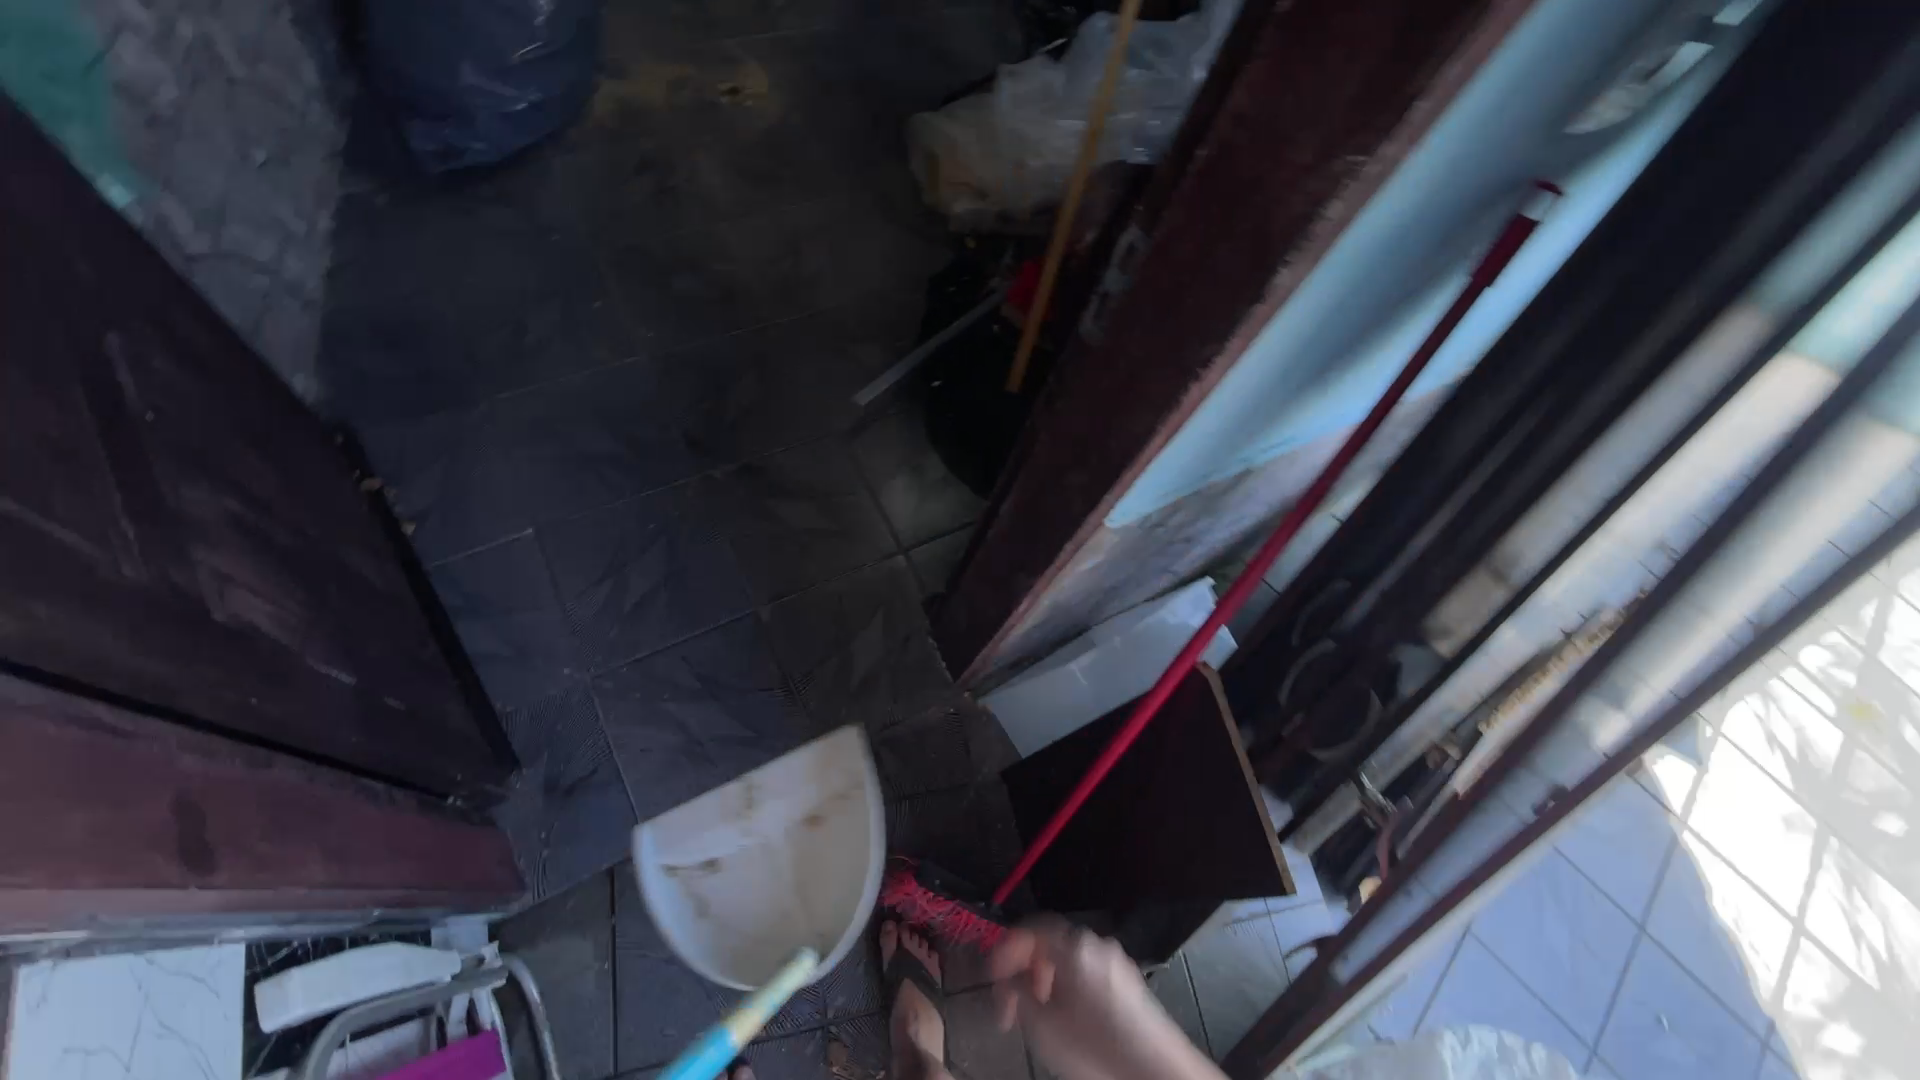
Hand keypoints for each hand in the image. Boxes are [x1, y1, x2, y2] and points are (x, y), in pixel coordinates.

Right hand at [989, 917, 1220, 1079]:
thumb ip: (1016, 994)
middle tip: (1011, 1005)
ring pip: (1068, 961)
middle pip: (1049, 944)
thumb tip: (1008, 981)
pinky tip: (1066, 1022)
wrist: (1158, 1073)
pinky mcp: (1128, 983)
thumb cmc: (1096, 1047)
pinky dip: (1068, 988)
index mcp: (1073, 946)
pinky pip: (1087, 973)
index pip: (1029, 929)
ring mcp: (1115, 962)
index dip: (1005, 950)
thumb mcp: (1042, 1026)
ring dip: (1045, 982)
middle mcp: (1095, 944)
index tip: (992, 977)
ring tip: (1037, 1018)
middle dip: (1025, 971)